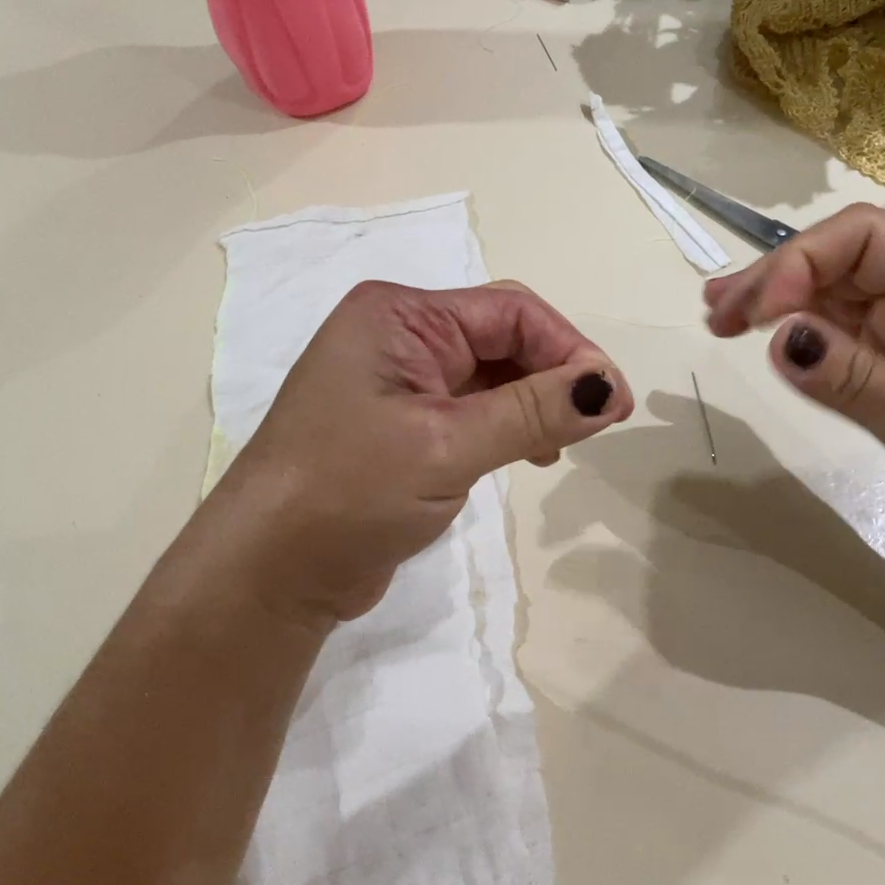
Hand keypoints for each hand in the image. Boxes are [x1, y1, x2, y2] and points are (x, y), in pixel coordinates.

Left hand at [215, 280, 631, 622]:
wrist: (269, 572)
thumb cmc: (349, 492)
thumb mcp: (447, 445)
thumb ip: (532, 412)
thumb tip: (610, 387)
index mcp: (400, 317)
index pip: (510, 312)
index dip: (569, 350)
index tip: (614, 401)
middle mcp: (399, 338)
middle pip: (503, 339)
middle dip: (556, 375)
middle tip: (602, 423)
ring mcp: (399, 385)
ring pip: (492, 378)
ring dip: (537, 403)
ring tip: (566, 445)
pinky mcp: (403, 430)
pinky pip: (473, 412)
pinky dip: (509, 428)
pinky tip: (531, 455)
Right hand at [704, 203, 884, 549]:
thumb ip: (856, 380)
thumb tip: (780, 339)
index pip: (865, 239)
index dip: (803, 261)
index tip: (761, 315)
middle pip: (838, 257)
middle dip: (774, 276)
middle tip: (717, 315)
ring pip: (829, 289)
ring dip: (772, 296)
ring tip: (717, 317)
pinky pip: (834, 328)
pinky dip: (790, 328)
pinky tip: (756, 334)